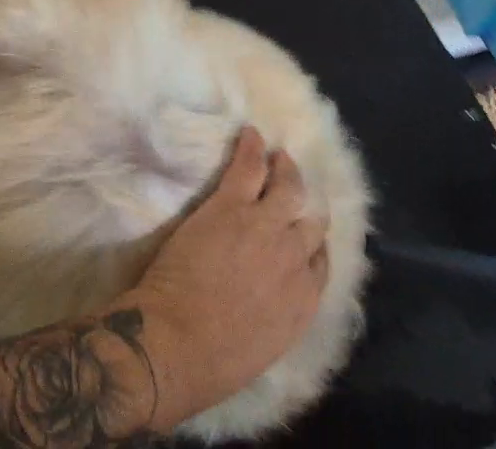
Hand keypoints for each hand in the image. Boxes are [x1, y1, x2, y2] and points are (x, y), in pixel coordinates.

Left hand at [118, 125, 329, 428]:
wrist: (176, 343)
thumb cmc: (212, 362)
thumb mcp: (264, 348)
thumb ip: (276, 318)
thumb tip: (268, 304)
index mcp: (304, 301)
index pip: (319, 262)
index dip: (310, 245)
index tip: (302, 238)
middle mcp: (294, 259)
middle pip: (309, 221)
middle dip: (302, 204)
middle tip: (293, 188)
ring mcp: (265, 227)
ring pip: (287, 187)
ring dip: (284, 169)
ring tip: (279, 156)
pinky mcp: (230, 205)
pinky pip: (248, 167)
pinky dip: (251, 147)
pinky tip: (250, 133)